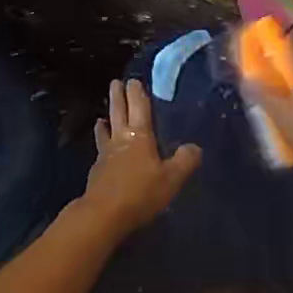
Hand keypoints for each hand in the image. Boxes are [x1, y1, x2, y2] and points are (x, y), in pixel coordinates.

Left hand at [79, 79, 201, 236]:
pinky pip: (101, 148)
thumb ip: (184, 161)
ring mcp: (106, 153)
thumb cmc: (141, 192)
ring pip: (106, 129)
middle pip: (119, 112)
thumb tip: (195, 147)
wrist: (105, 212)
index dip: (137, 93)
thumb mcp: (171, 179)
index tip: (133, 80)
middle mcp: (121, 139)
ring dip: (107, 119)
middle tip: (116, 82)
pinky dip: (102, 142)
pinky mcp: (98, 169)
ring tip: (103, 115)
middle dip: (118, 96)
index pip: (139, 108)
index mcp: (140, 136)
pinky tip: (102, 148)